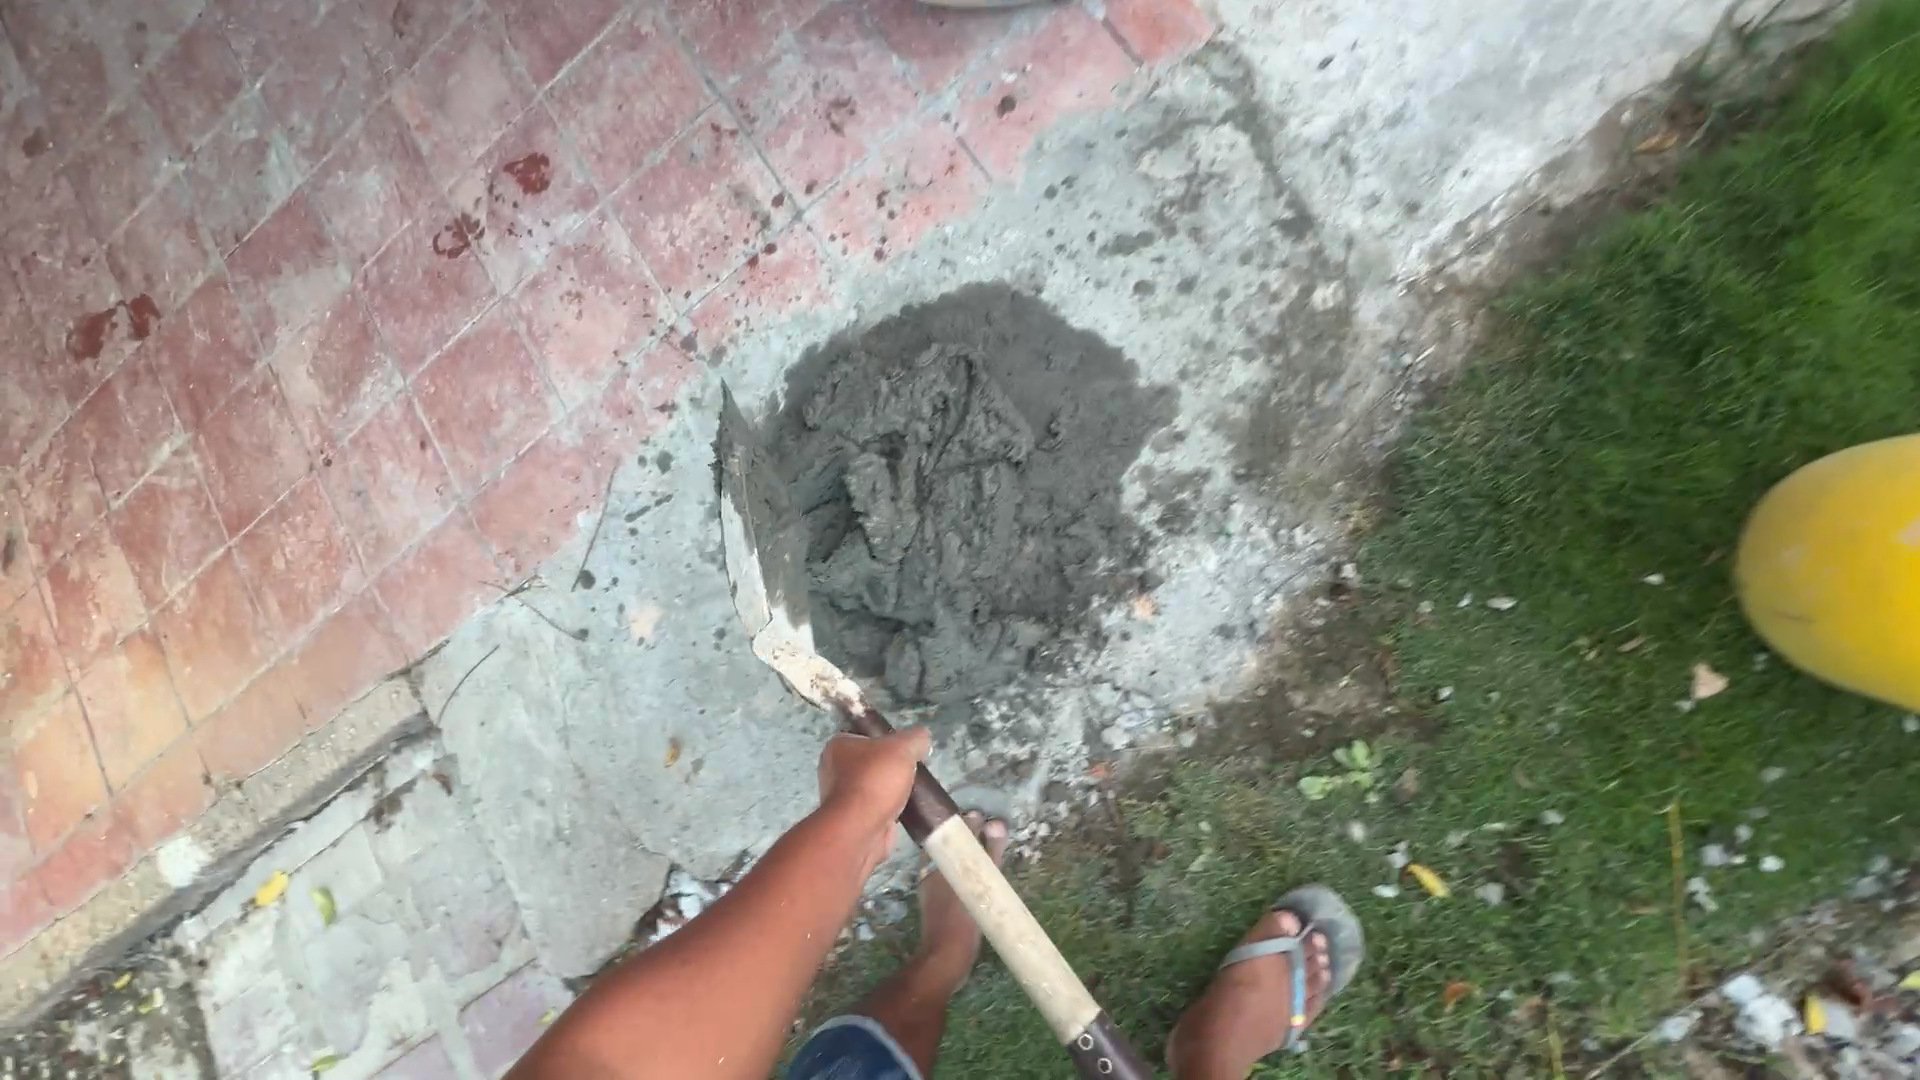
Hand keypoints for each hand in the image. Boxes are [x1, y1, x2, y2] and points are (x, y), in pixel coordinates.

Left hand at [817, 726, 929, 866]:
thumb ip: (915, 738)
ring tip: (911, 792)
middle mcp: (834, 769)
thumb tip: (922, 739)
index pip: (866, 736)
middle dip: (892, 768)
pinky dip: (889, 810)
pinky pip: (876, 808)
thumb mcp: (902, 747)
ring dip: (892, 791)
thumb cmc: (875, 779)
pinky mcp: (851, 820)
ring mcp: (841, 797)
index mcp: (838, 745)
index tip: (905, 751)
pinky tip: (904, 811)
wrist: (860, 829)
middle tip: (912, 771)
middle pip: (873, 762)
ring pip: (875, 787)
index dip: (888, 740)